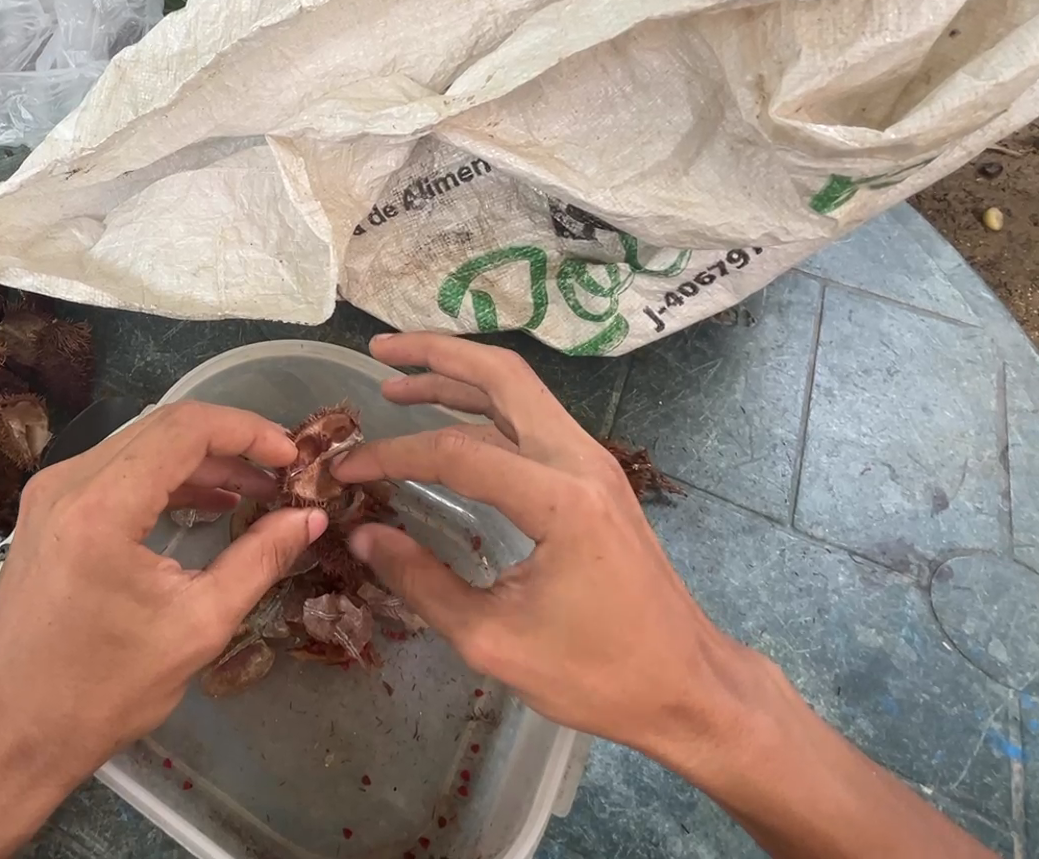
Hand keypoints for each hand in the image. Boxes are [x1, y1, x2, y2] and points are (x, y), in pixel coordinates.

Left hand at [0, 400, 327, 778]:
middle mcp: (68, 481)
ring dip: (200, 460)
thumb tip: (311, 518)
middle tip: (280, 470)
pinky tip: (208, 501)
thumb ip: (260, 559)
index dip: (247, 431)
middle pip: (163, 427)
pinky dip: (166, 478)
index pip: (185, 429)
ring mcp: (51, 492)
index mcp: (101, 506)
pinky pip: (117, 470)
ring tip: (256, 488)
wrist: (9, 733)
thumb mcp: (198, 625)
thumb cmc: (103, 692)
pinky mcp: (49, 509)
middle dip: (230, 442)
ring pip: (141, 444)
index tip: (291, 455)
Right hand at [333, 333, 993, 858]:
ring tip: (398, 376)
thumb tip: (362, 534)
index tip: (347, 469)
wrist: (691, 688)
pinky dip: (482, 400)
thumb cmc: (597, 674)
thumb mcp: (493, 641)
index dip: (392, 454)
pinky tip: (448, 412)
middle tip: (380, 350)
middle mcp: (579, 460)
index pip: (457, 452)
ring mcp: (592, 461)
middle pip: (502, 375)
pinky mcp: (593, 473)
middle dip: (435, 353)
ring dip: (457, 372)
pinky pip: (529, 415)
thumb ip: (420, 581)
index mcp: (560, 501)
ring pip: (518, 388)